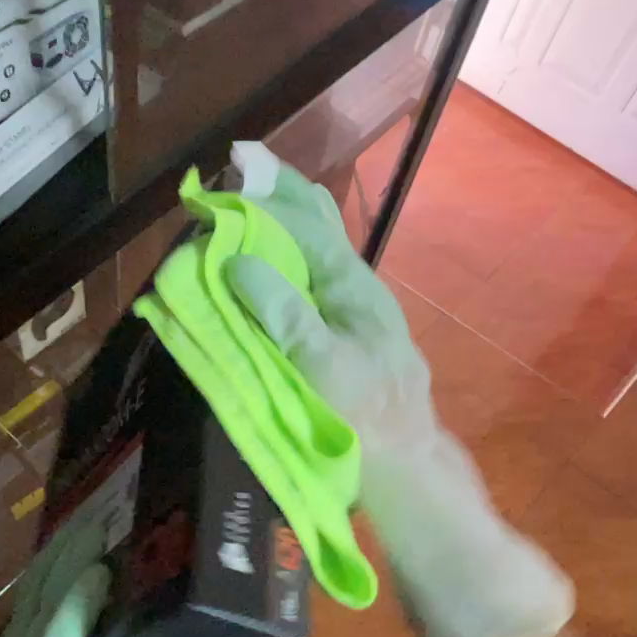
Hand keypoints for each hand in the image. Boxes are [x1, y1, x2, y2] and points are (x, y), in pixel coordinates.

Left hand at [0, 522, 170, 636]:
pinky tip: (67, 556)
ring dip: (56, 558)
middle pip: (40, 601)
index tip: (106, 566)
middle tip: (102, 524)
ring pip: (27, 596)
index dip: (79, 596)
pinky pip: (25, 606)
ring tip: (86, 525)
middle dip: (69, 558)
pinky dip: (46, 576)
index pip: (57, 634)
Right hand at [223, 142, 572, 636]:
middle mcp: (351, 291)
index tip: (232, 161)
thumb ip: (283, 311)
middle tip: (231, 177)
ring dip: (271, 229)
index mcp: (353, 287)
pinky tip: (254, 273)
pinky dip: (273, 268)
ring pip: (306, 256)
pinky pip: (300, 288)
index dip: (269, 188)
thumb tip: (236, 258)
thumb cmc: (369, 421)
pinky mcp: (335, 340)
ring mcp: (345, 315)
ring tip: (235, 212)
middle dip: (273, 196)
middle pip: (312, 227)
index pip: (307, 220)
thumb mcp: (323, 366)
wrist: (406, 475)